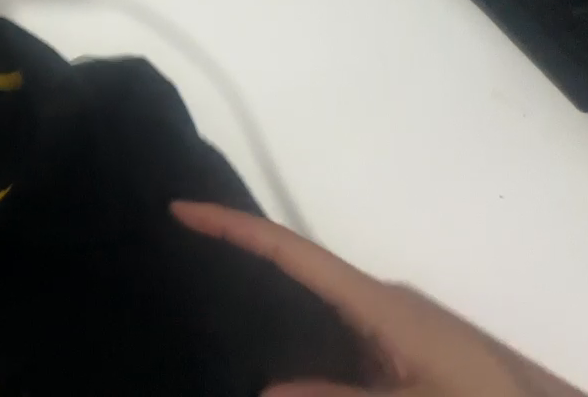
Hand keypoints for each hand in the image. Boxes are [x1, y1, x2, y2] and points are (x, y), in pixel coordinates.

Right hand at [172, 201, 587, 396]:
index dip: (232, 225)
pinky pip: (338, 326)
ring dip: (273, 300)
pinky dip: (302, 331)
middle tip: (188, 262)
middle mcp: (381, 298)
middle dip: (241, 257)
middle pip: (296, 267)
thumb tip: (262, 389)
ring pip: (317, 302)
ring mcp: (396, 319)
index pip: (289, 250)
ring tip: (224, 307)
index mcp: (378, 302)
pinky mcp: (407, 343)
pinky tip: (291, 358)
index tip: (180, 208)